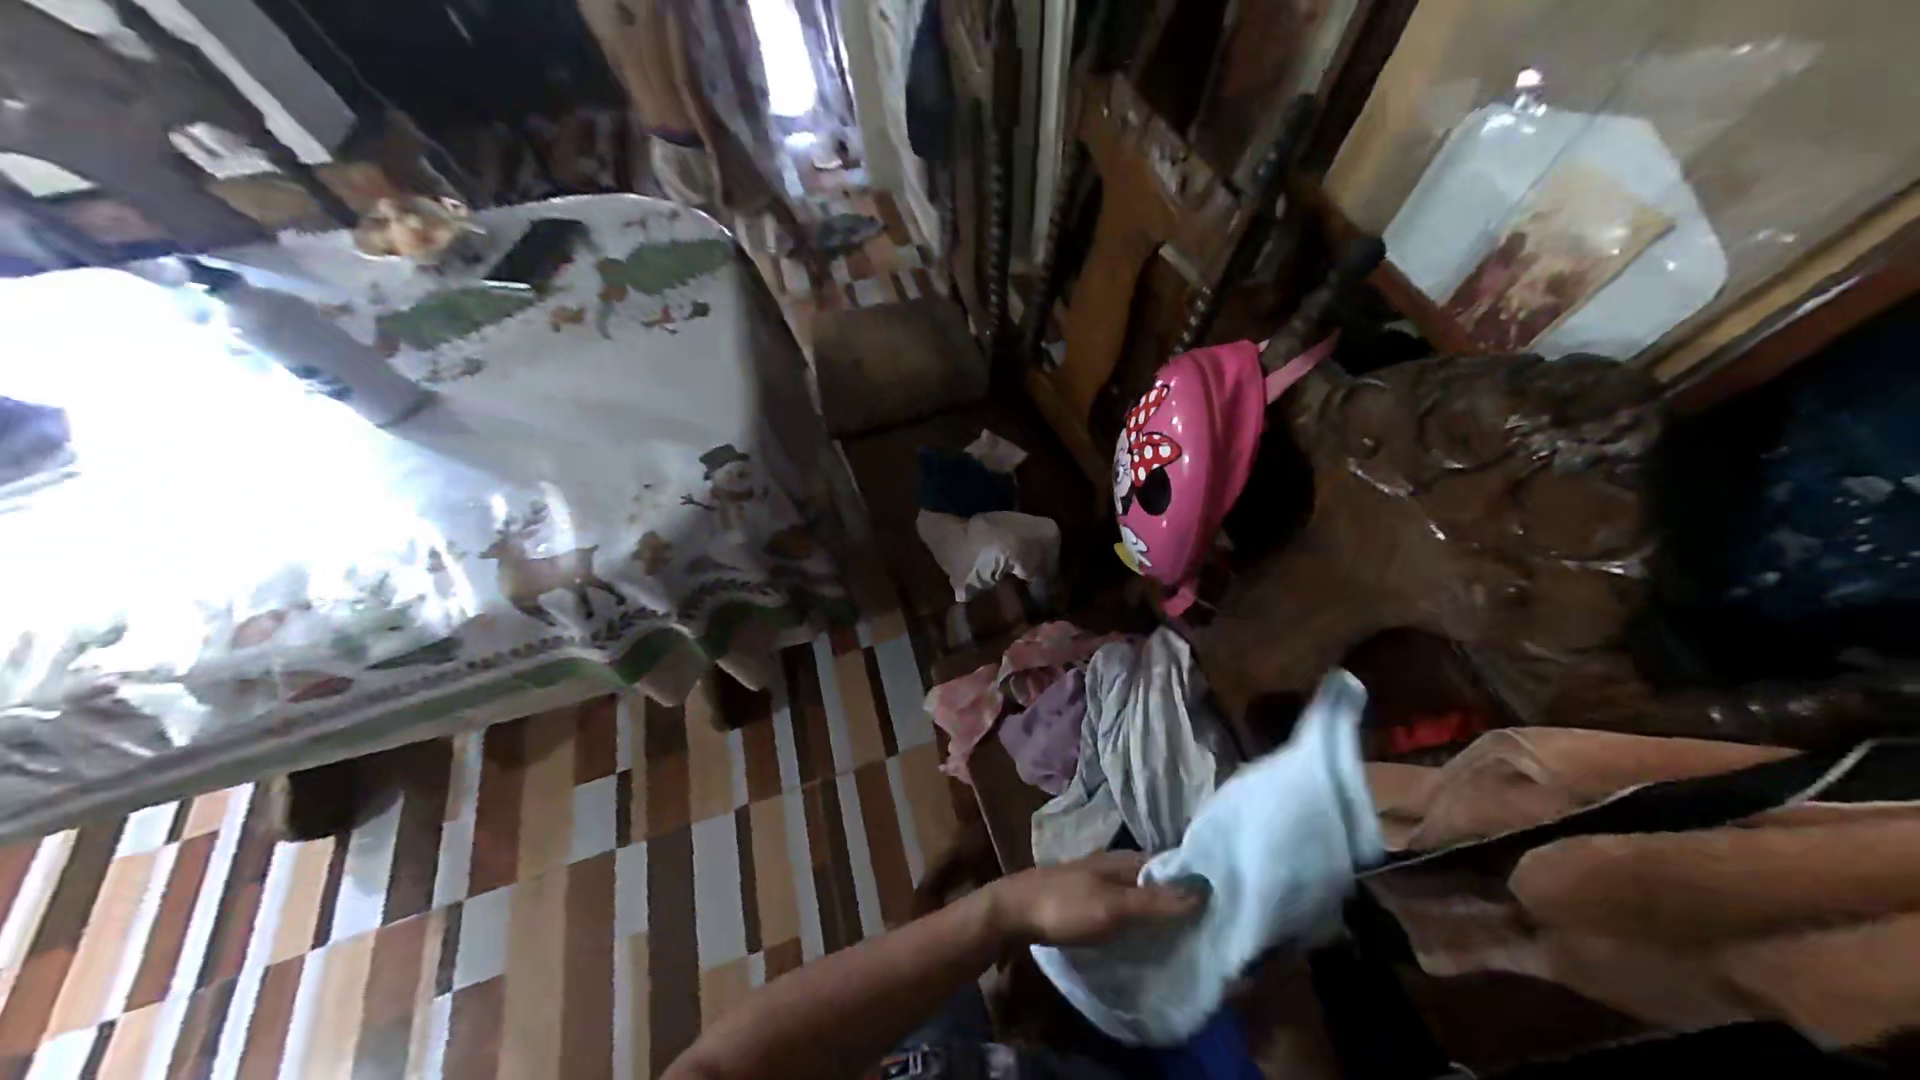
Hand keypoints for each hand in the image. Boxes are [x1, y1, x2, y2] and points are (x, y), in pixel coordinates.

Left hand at [985, 852, 1201, 947]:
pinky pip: (1126, 905)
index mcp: (1124, 859)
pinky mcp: (1089, 899)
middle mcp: (1115, 865)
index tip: (1225, 903)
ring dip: (1160, 909)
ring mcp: (1100, 881)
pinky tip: (1149, 936)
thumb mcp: (1113, 907)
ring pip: (1140, 892)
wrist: (1014, 911)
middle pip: (1156, 879)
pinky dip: (1141, 918)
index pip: (1170, 864)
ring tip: (1188, 935)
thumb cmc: (1066, 906)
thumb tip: (1204, 887)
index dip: (1195, 880)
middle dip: (1180, 897)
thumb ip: (1155, 901)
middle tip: (1212, 927)